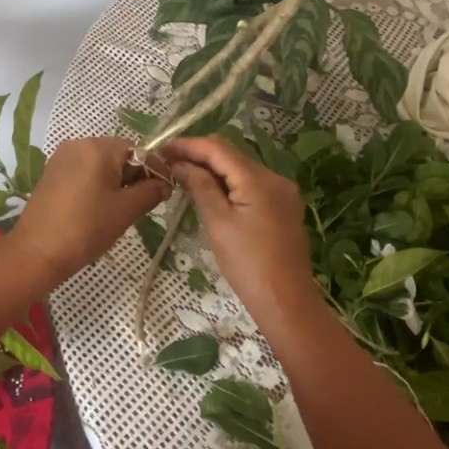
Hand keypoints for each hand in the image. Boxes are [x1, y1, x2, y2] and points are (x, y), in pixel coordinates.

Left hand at [8, 137, 171, 284]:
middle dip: (134, 176)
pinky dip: (96, 185)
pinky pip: (83, 172)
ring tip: (121, 210)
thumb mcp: (125, 210)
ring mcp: (62, 158)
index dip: (154, 170)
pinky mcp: (51, 173)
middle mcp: (78, 144)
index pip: (138, 151)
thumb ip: (150, 192)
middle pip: (118, 155)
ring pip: (100, 164)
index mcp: (98, 147)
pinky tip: (98, 208)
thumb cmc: (86, 228)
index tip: (167, 192)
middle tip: (144, 204)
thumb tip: (164, 183)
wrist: (37, 251)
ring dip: (116, 182)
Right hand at [163, 137, 315, 315]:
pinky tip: (210, 192)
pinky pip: (251, 185)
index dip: (188, 145)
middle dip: (199, 156)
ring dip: (212, 170)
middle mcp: (275, 178)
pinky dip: (228, 184)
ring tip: (183, 176)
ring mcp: (282, 193)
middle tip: (168, 164)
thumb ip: (200, 186)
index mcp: (259, 179)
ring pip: (240, 170)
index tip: (162, 150)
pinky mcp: (283, 208)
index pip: (218, 148)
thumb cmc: (248, 264)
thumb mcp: (218, 222)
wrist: (286, 303)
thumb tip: (180, 164)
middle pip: (231, 155)